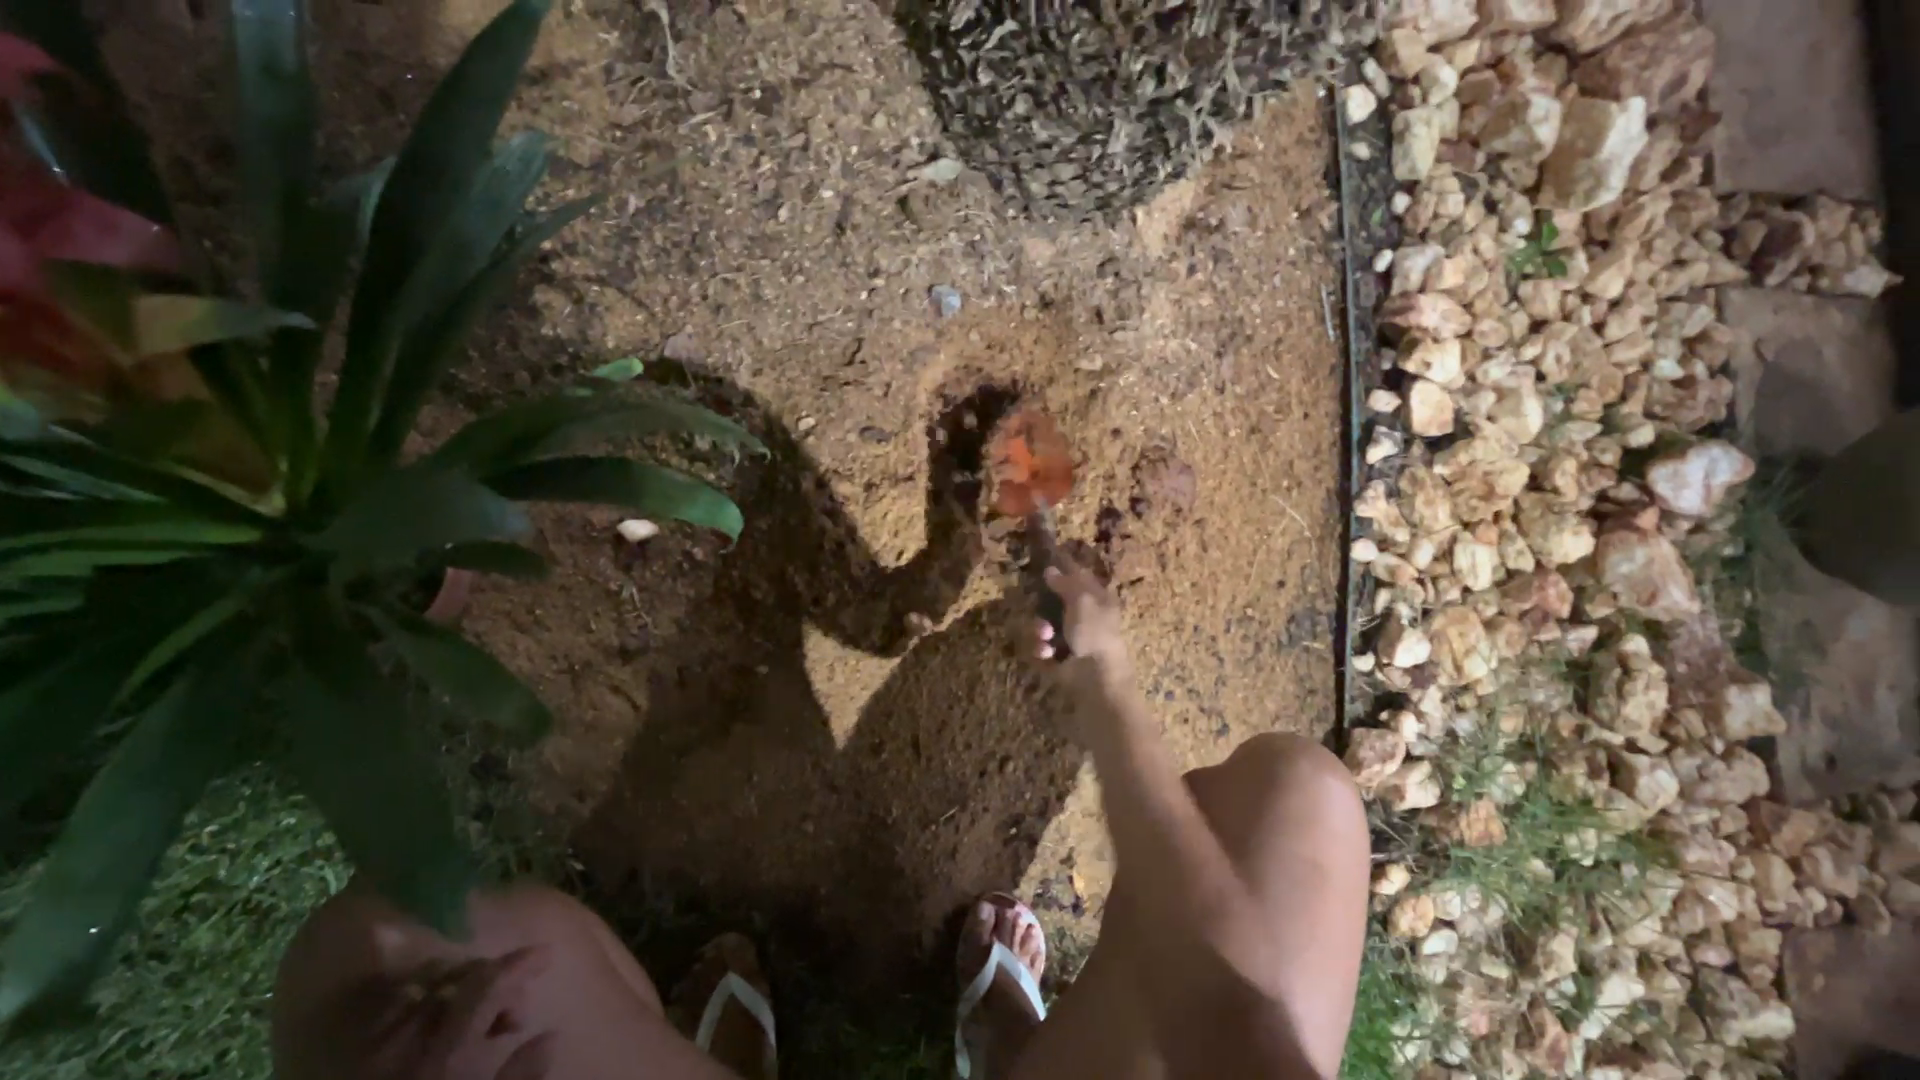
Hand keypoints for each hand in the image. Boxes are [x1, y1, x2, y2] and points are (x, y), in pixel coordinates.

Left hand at [361, 948, 556, 1079]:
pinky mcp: (356, 1060)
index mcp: (447, 1057)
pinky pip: (393, 1009)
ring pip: (424, 987)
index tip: (546, 955)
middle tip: (515, 1016)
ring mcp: (376, 1049)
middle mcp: (409, 1042)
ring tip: (478, 1015)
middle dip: (496, 980)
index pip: (486, 986)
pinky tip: (437, 1021)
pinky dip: (424, 1000)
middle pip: (458, 979)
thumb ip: (519, 1076)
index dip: (519, 964)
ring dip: (461, 986)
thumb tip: (550, 1036)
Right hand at [1036, 559, 1129, 677]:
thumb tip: (1050, 570)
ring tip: (1045, 635)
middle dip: (1044, 605)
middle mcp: (1085, 617)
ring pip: (1045, 624)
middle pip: (1056, 602)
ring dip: (1040, 628)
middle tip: (1039, 605)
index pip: (1079, 578)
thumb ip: (1065, 583)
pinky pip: (1042, 646)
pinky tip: (1046, 652)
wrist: (1095, 676)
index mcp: (1098, 600)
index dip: (1063, 571)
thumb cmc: (1094, 632)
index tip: (1044, 565)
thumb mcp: (1082, 600)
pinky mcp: (1059, 657)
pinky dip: (1041, 648)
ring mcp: (1072, 639)